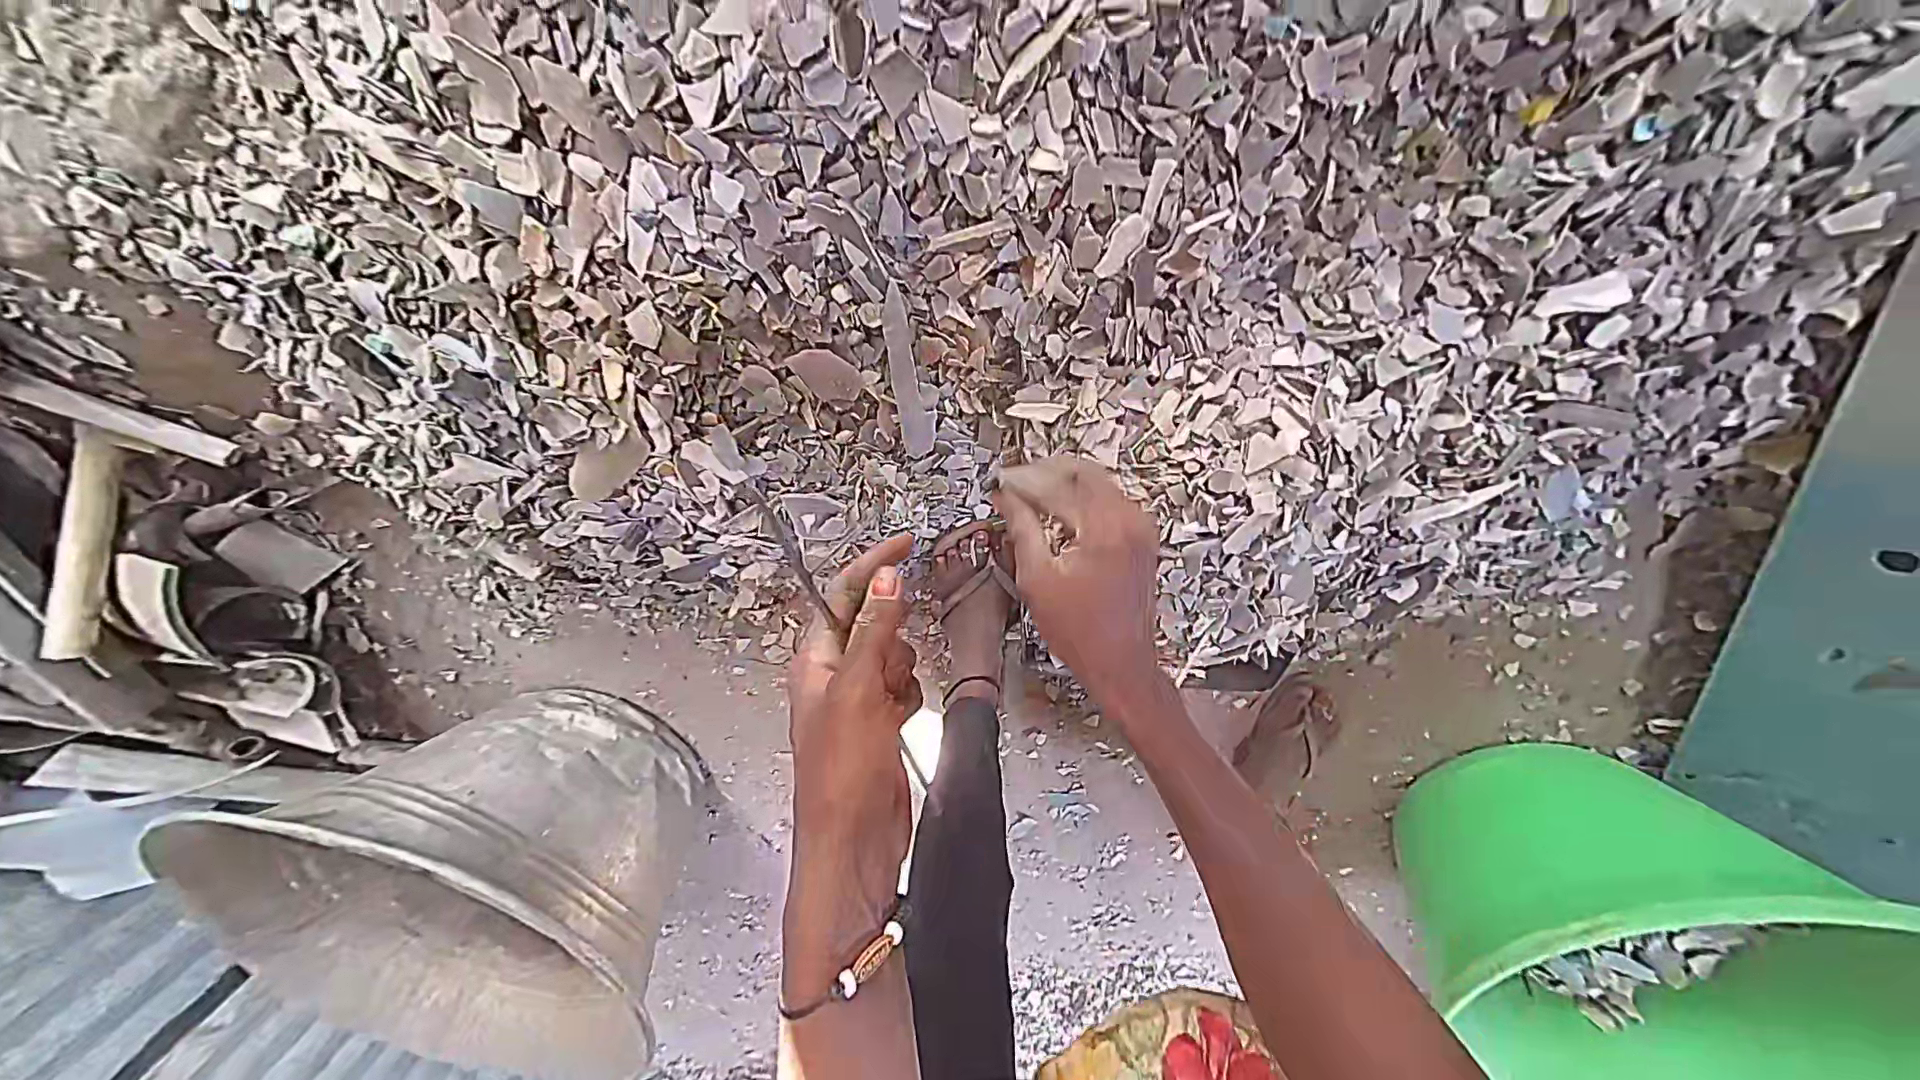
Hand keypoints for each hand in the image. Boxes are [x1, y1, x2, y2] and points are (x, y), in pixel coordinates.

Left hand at [783, 535, 919, 998]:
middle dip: (892, 639)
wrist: (855, 844)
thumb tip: (887, 580)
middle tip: (890, 673)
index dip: (874, 566)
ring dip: (902, 672)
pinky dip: (909, 695)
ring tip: (892, 707)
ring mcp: (859, 699)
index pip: (844, 595)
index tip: (905, 544)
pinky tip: (903, 717)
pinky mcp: (881, 721)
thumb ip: (875, 632)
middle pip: (874, 624)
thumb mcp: (858, 692)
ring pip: (894, 656)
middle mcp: (834, 674)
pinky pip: (904, 686)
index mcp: (815, 660)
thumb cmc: (840, 775)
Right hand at [993, 457, 1161, 703]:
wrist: (1120, 663)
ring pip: (1096, 484)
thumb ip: (1021, 530)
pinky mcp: (1141, 539)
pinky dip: (1081, 502)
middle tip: (1016, 485)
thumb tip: (1007, 502)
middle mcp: (1129, 521)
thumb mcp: (1037, 580)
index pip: (1058, 484)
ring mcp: (1139, 529)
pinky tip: (1059, 514)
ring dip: (1062, 486)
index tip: (1003, 484)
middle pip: (1082, 472)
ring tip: (1032, 498)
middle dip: (1044, 475)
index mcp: (1104, 528)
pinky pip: (1108, 502)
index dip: (1024, 481)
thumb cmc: (1085, 635)